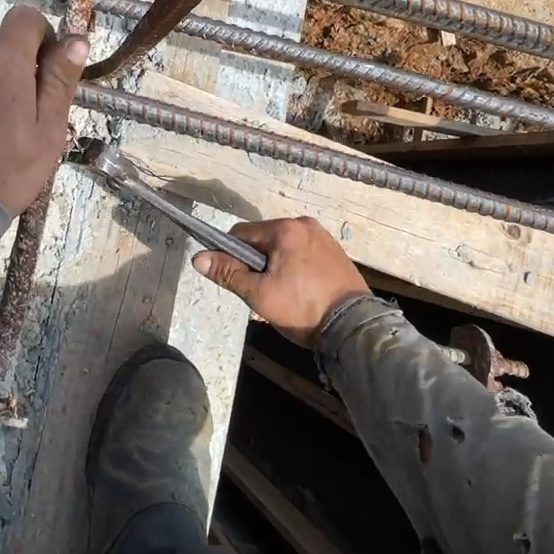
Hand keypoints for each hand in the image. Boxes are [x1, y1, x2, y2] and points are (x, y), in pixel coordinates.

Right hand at [192, 218, 369, 347]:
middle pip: (263, 239)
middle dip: (255, 262)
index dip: (231, 256)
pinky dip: (294, 267)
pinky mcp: (335, 251)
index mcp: (285, 229)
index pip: (241, 234)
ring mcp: (323, 236)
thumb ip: (228, 273)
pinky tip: (300, 291)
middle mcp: (304, 224)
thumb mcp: (259, 294)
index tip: (236, 280)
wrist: (356, 329)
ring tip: (282, 295)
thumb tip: (197, 258)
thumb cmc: (303, 309)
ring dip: (275, 265)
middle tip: (261, 292)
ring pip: (283, 247)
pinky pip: (302, 252)